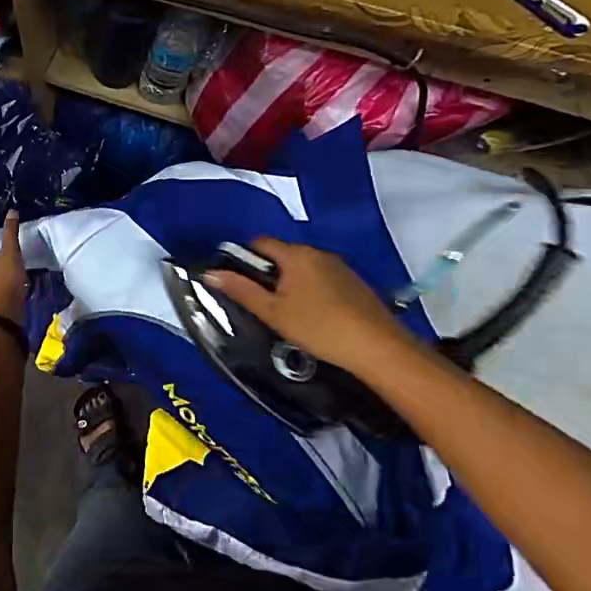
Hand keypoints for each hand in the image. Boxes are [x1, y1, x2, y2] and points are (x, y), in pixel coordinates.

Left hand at [0, 211, 27, 323]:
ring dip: (5, 288)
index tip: (12, 258)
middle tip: (18, 272)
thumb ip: (10, 234)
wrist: (3, 318)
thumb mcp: (11, 254)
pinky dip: (8, 301)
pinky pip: (2, 303)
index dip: (1, 258)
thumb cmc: (6, 283)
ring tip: (20, 287)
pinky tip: (18, 302)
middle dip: (2, 274)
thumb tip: (11, 210)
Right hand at [202, 239, 415, 375]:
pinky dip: (313, 288)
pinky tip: (315, 314)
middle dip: (269, 271)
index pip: (260, 242)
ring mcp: (340, 266)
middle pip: (283, 253)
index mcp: (296, 255)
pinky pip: (323, 277)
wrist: (379, 348)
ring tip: (288, 311)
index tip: (240, 280)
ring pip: (304, 266)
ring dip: (292, 280)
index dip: (245, 256)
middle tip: (263, 301)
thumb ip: (241, 290)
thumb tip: (211, 273)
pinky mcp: (356, 282)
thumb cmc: (319, 327)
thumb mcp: (273, 312)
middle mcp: (318, 252)